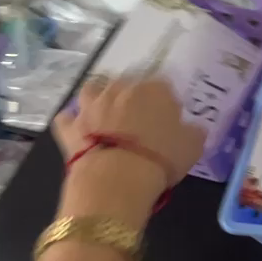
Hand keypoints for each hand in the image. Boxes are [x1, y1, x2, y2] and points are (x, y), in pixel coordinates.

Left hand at [53, 77, 206, 221]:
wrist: (117, 178)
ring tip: (106, 112)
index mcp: (154, 89)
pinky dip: (71, 120)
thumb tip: (195, 128)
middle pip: (127, 81)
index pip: (164, 84)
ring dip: (98, 96)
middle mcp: (120, 89)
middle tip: (139, 115)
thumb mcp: (192, 148)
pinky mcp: (70, 126)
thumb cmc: (161, 158)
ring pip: (93, 88)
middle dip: (132, 94)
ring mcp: (91, 105)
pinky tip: (78, 127)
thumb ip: (194, 133)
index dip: (167, 100)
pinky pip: (66, 117)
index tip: (170, 116)